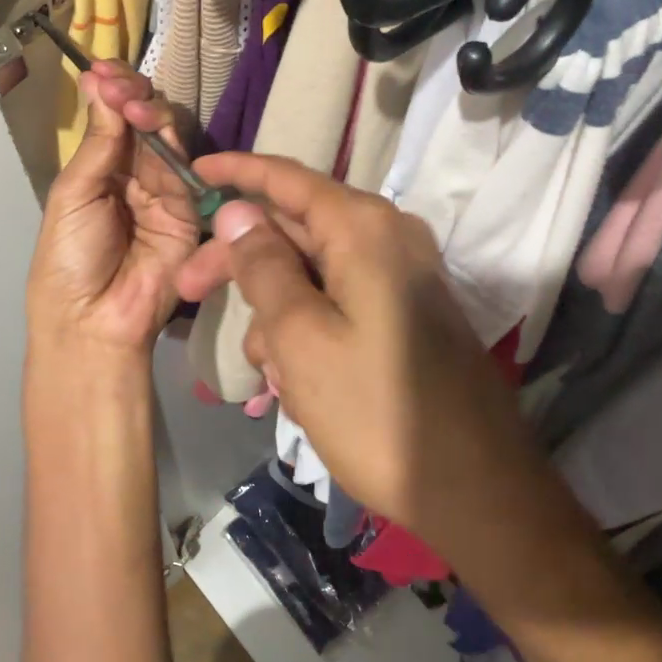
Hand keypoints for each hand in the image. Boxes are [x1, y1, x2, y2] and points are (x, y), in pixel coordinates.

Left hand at [25, 61, 200, 354]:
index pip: (113, 119)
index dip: (110, 92)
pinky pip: (185, 169)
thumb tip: (99, 83)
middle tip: (117, 83)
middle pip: (143, 121)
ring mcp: (163, 191)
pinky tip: (152, 125)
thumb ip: (98, 141)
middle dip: (131, 94)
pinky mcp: (190, 211)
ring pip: (166, 137)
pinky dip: (171, 141)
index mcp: (100, 170)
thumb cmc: (68, 257)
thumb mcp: (73, 193)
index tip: (100, 69)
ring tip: (131, 102)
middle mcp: (133, 175)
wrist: (94, 319)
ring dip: (149, 112)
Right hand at [175, 152, 538, 536]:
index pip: (288, 178)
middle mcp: (387, 239)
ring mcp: (400, 279)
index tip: (191, 171)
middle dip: (241, 262)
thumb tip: (237, 210)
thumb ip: (263, 266)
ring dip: (276, 314)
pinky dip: (307, 333)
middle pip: (294, 228)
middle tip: (185, 291)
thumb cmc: (376, 410)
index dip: (236, 172)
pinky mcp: (405, 316)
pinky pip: (338, 304)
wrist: (476, 490)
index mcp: (363, 229)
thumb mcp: (300, 336)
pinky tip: (298, 386)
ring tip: (271, 378)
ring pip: (311, 274)